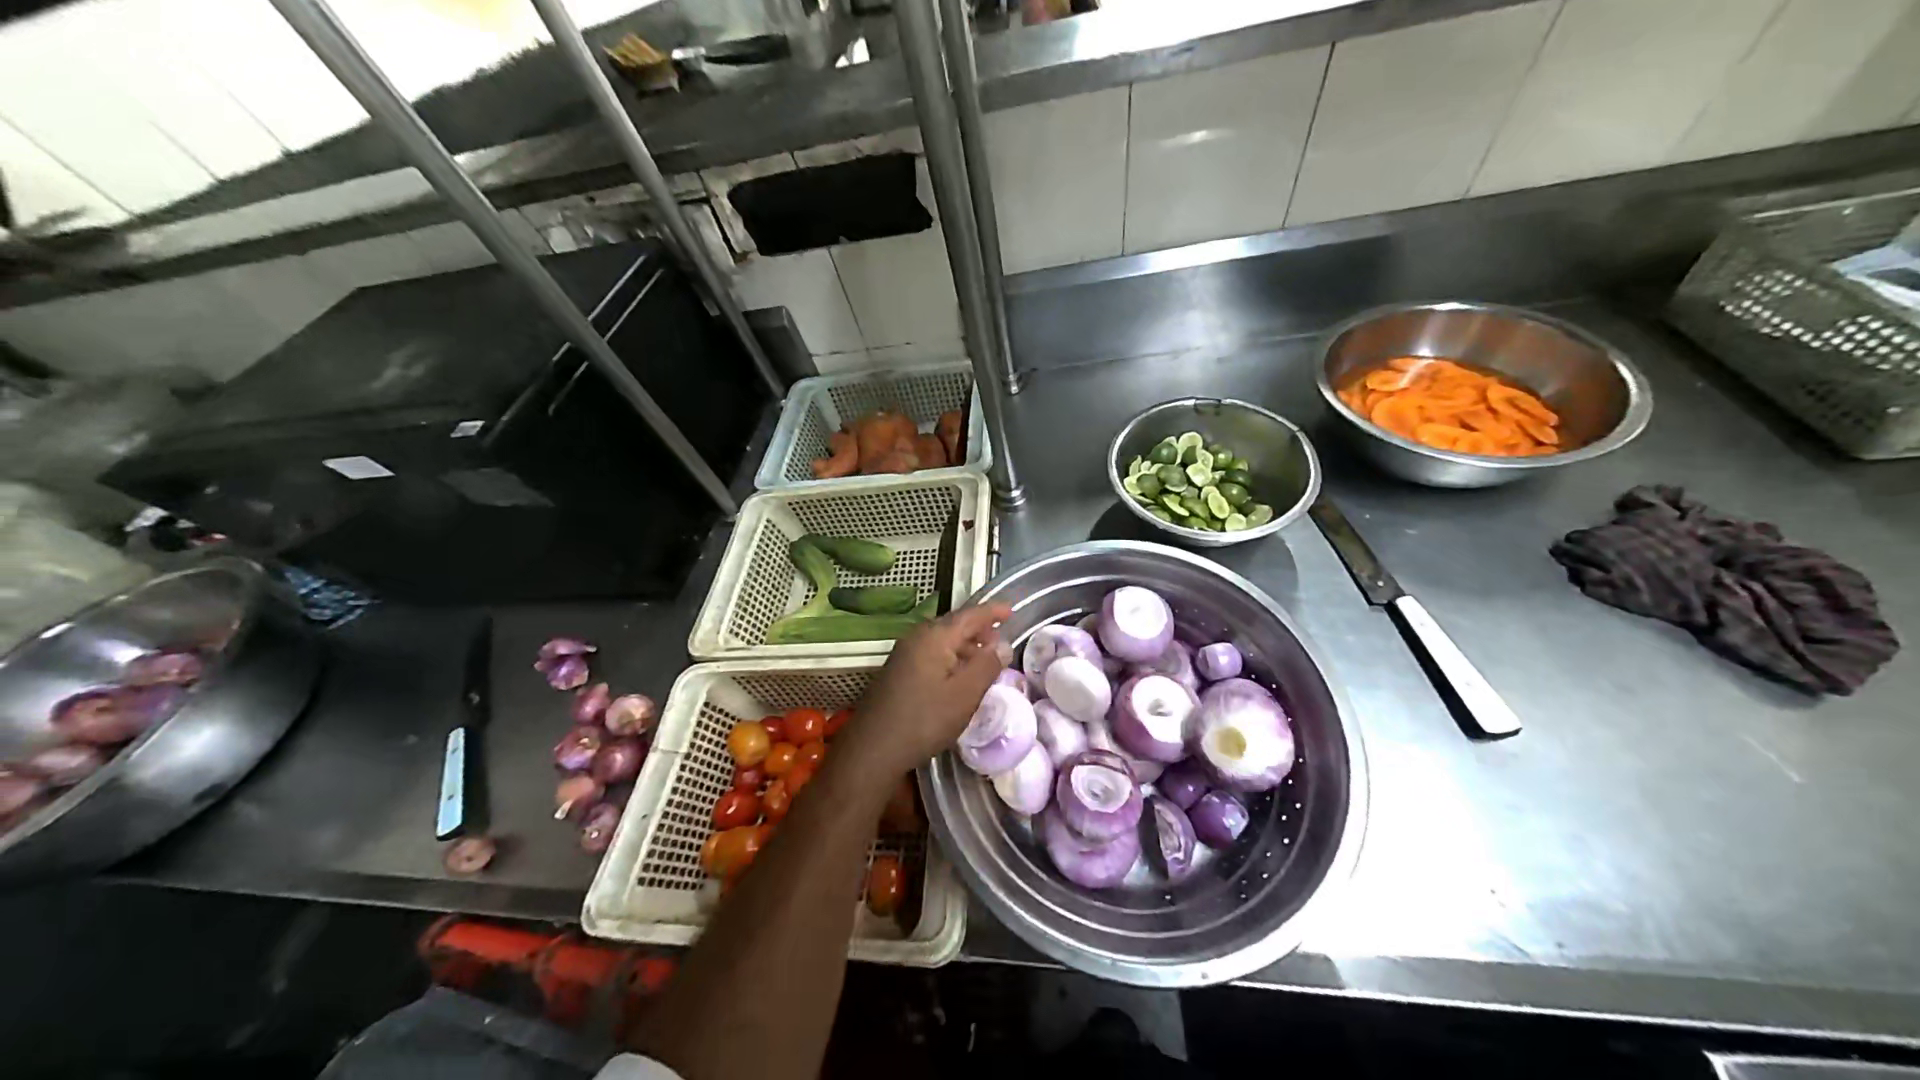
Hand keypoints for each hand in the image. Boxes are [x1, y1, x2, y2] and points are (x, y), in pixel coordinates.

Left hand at [838, 603, 1013, 776]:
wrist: (872, 748)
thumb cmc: (924, 719)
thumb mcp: (965, 694)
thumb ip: (987, 665)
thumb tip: (1002, 644)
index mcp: (934, 636)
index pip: (969, 615)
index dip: (992, 612)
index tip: (1011, 610)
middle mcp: (916, 638)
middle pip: (953, 625)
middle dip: (978, 630)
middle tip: (1000, 639)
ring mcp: (903, 655)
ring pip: (941, 641)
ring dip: (965, 647)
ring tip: (984, 660)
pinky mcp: (897, 673)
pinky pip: (930, 655)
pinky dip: (950, 659)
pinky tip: (957, 677)